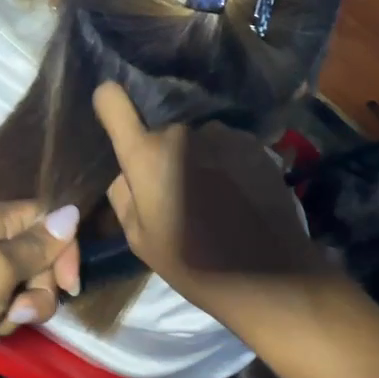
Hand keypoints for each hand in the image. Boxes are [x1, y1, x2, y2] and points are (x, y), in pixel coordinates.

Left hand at [0, 200, 82, 377]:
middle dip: (36, 292)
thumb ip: (38, 244)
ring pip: (21, 289)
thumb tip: (72, 209)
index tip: (69, 285)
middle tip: (17, 311)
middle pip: (37, 258)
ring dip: (13, 314)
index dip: (63, 248)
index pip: (45, 217)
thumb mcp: (0, 268)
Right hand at [92, 82, 323, 320]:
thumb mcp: (140, 240)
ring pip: (196, 138)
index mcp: (146, 154)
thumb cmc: (195, 265)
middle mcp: (181, 131)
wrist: (270, 278)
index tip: (114, 119)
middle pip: (161, 131)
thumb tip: (126, 171)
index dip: (108, 104)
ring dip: (198, 157)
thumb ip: (123, 195)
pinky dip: (227, 162)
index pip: (112, 100)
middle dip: (164, 153)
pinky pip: (226, 144)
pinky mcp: (252, 142)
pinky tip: (239, 194)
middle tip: (178, 192)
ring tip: (214, 196)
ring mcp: (220, 133)